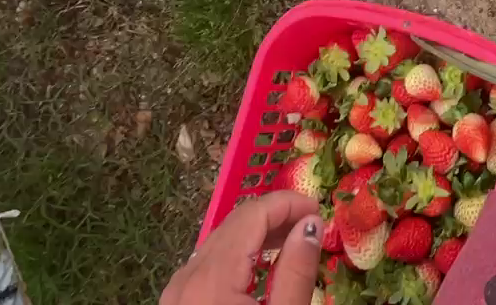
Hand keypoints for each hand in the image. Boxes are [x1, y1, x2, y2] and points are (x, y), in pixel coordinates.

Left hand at [161, 192, 321, 304]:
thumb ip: (296, 272)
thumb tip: (312, 223)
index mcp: (213, 276)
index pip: (254, 213)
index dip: (289, 203)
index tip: (319, 210)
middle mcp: (188, 276)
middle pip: (236, 222)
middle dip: (276, 214)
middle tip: (310, 224)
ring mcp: (175, 292)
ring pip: (222, 241)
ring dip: (258, 233)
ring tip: (291, 242)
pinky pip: (208, 262)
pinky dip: (238, 253)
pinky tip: (258, 266)